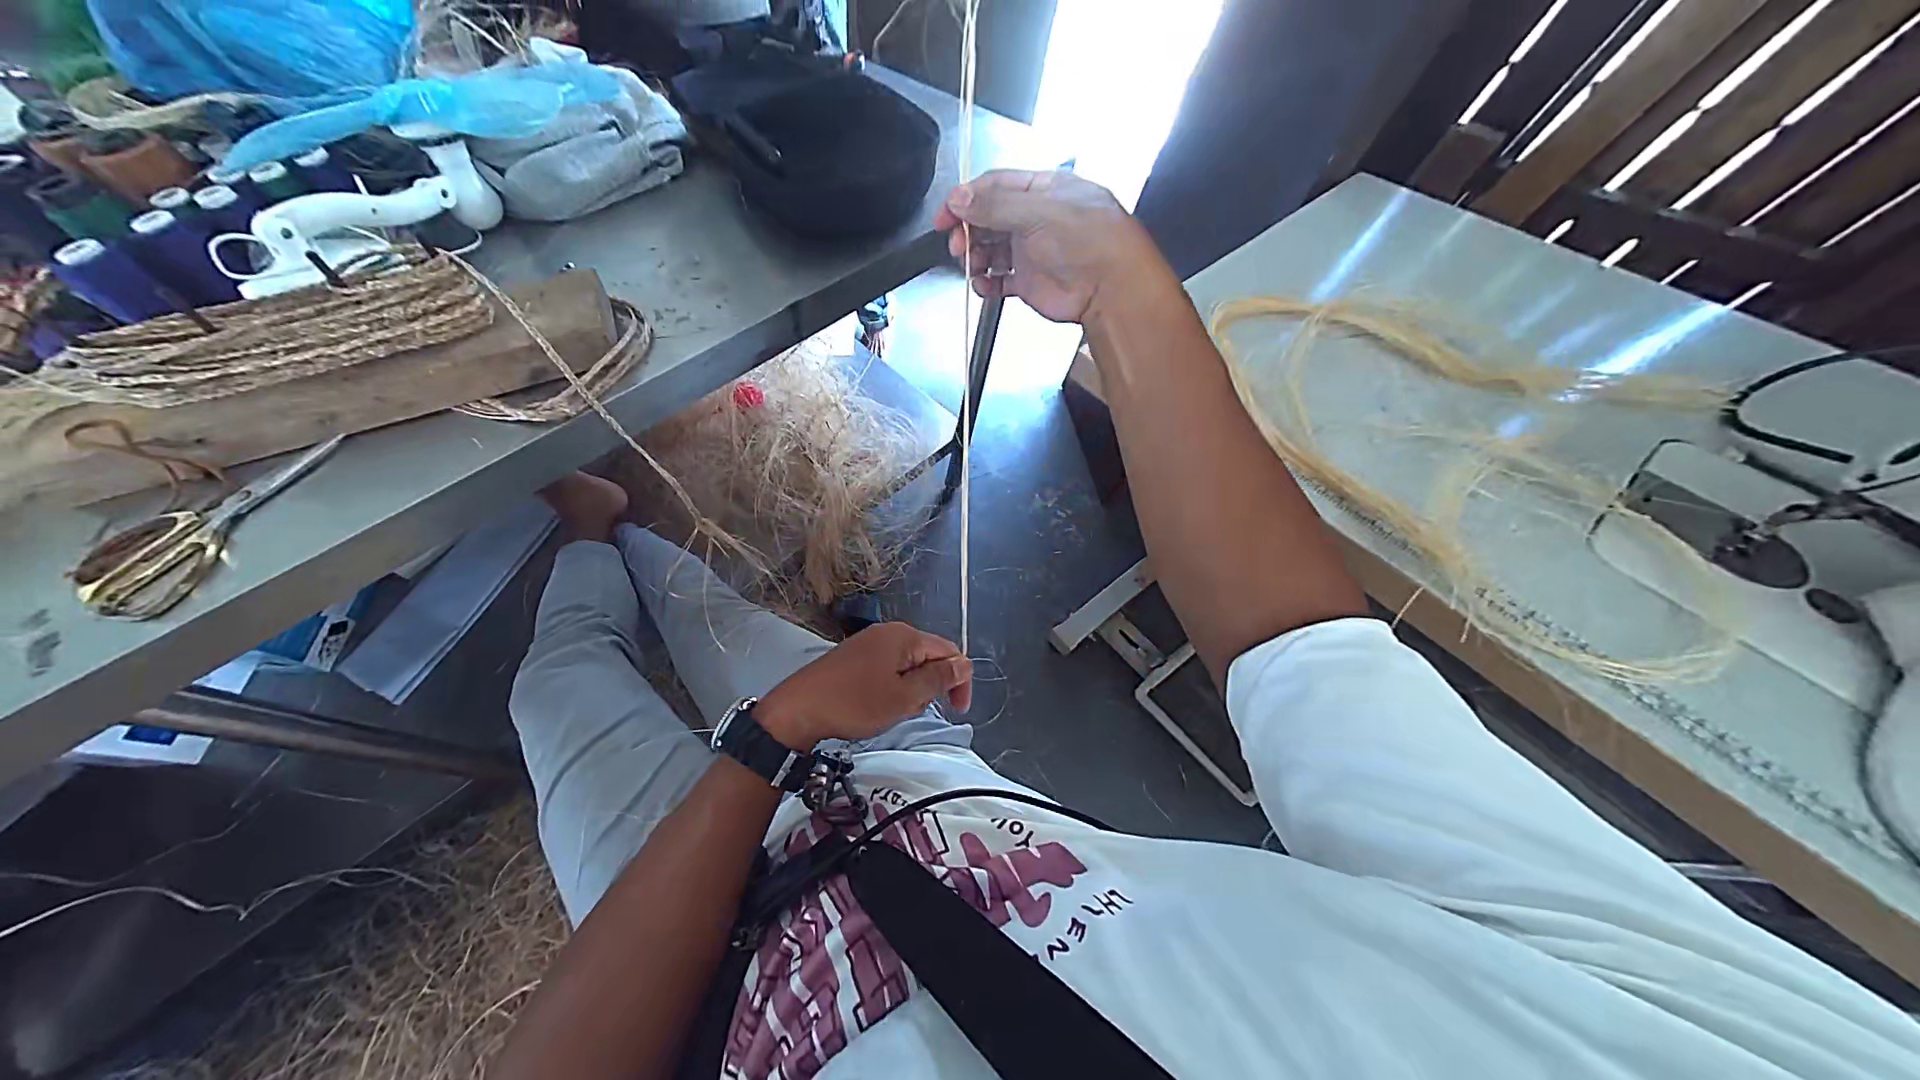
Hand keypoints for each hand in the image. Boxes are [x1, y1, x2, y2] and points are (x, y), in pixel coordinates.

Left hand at [755, 623, 972, 750]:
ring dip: (912, 689)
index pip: (949, 651)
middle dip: (932, 685)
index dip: (959, 681)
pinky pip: (889, 668)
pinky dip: (893, 687)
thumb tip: (964, 665)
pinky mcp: (855, 656)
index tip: (956, 710)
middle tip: (916, 710)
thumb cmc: (853, 704)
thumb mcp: (904, 697)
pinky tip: (879, 705)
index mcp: (904, 636)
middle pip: (929, 656)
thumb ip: (938, 679)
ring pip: (909, 664)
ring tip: (893, 710)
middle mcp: (888, 632)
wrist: (798, 710)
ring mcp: (869, 642)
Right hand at [934, 169, 1174, 325]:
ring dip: (974, 258)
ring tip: (970, 266)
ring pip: (990, 250)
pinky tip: (983, 285)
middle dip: (968, 230)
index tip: (946, 214)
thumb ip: (996, 206)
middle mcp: (1036, 218)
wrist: (1111, 289)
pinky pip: (999, 280)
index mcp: (1042, 190)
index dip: (967, 199)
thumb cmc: (1092, 243)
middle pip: (988, 218)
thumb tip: (961, 199)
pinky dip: (986, 283)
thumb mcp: (1040, 212)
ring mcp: (1032, 251)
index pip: (994, 187)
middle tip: (957, 244)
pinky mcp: (1029, 281)